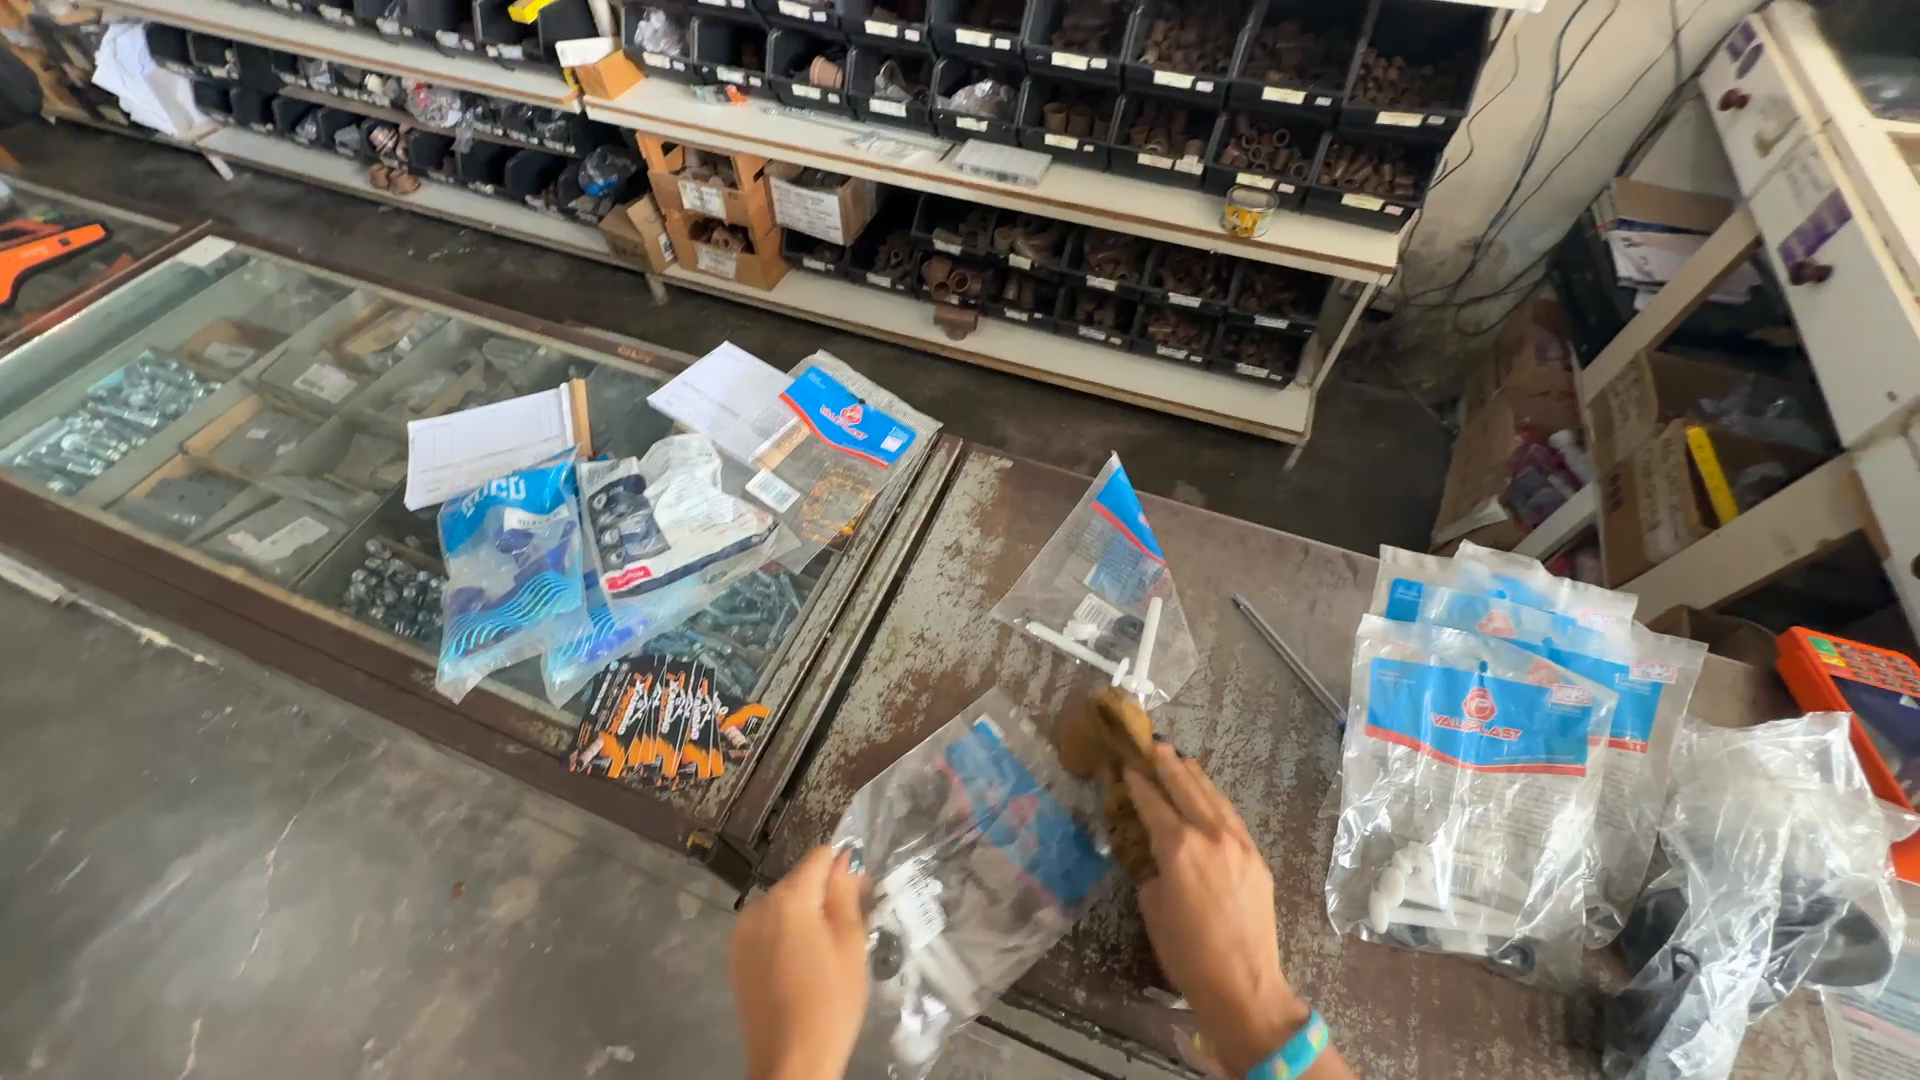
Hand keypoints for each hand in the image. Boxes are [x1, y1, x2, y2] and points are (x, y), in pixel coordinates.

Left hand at [731, 846, 869, 1079]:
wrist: (791, 1063)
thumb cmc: (831, 1002)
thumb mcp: (851, 943)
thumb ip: (846, 893)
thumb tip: (845, 859)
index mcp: (789, 898)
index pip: (819, 857)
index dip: (842, 869)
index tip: (856, 896)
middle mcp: (759, 905)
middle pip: (800, 880)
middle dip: (822, 895)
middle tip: (844, 933)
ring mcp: (742, 931)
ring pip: (783, 903)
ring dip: (802, 915)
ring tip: (820, 955)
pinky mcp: (735, 955)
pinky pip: (767, 926)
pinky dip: (783, 934)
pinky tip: (797, 966)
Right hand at [1127, 745, 1319, 1077]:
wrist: (1244, 986)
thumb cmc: (1186, 952)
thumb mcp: (1153, 907)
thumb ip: (1154, 870)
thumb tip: (1159, 858)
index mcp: (1178, 846)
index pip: (1152, 803)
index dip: (1138, 784)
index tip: (1126, 767)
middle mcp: (1209, 835)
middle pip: (1186, 788)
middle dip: (1168, 765)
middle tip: (1154, 744)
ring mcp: (1238, 844)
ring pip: (1213, 797)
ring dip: (1195, 776)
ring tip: (1181, 758)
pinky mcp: (1256, 858)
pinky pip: (1232, 817)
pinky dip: (1216, 800)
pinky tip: (1209, 794)